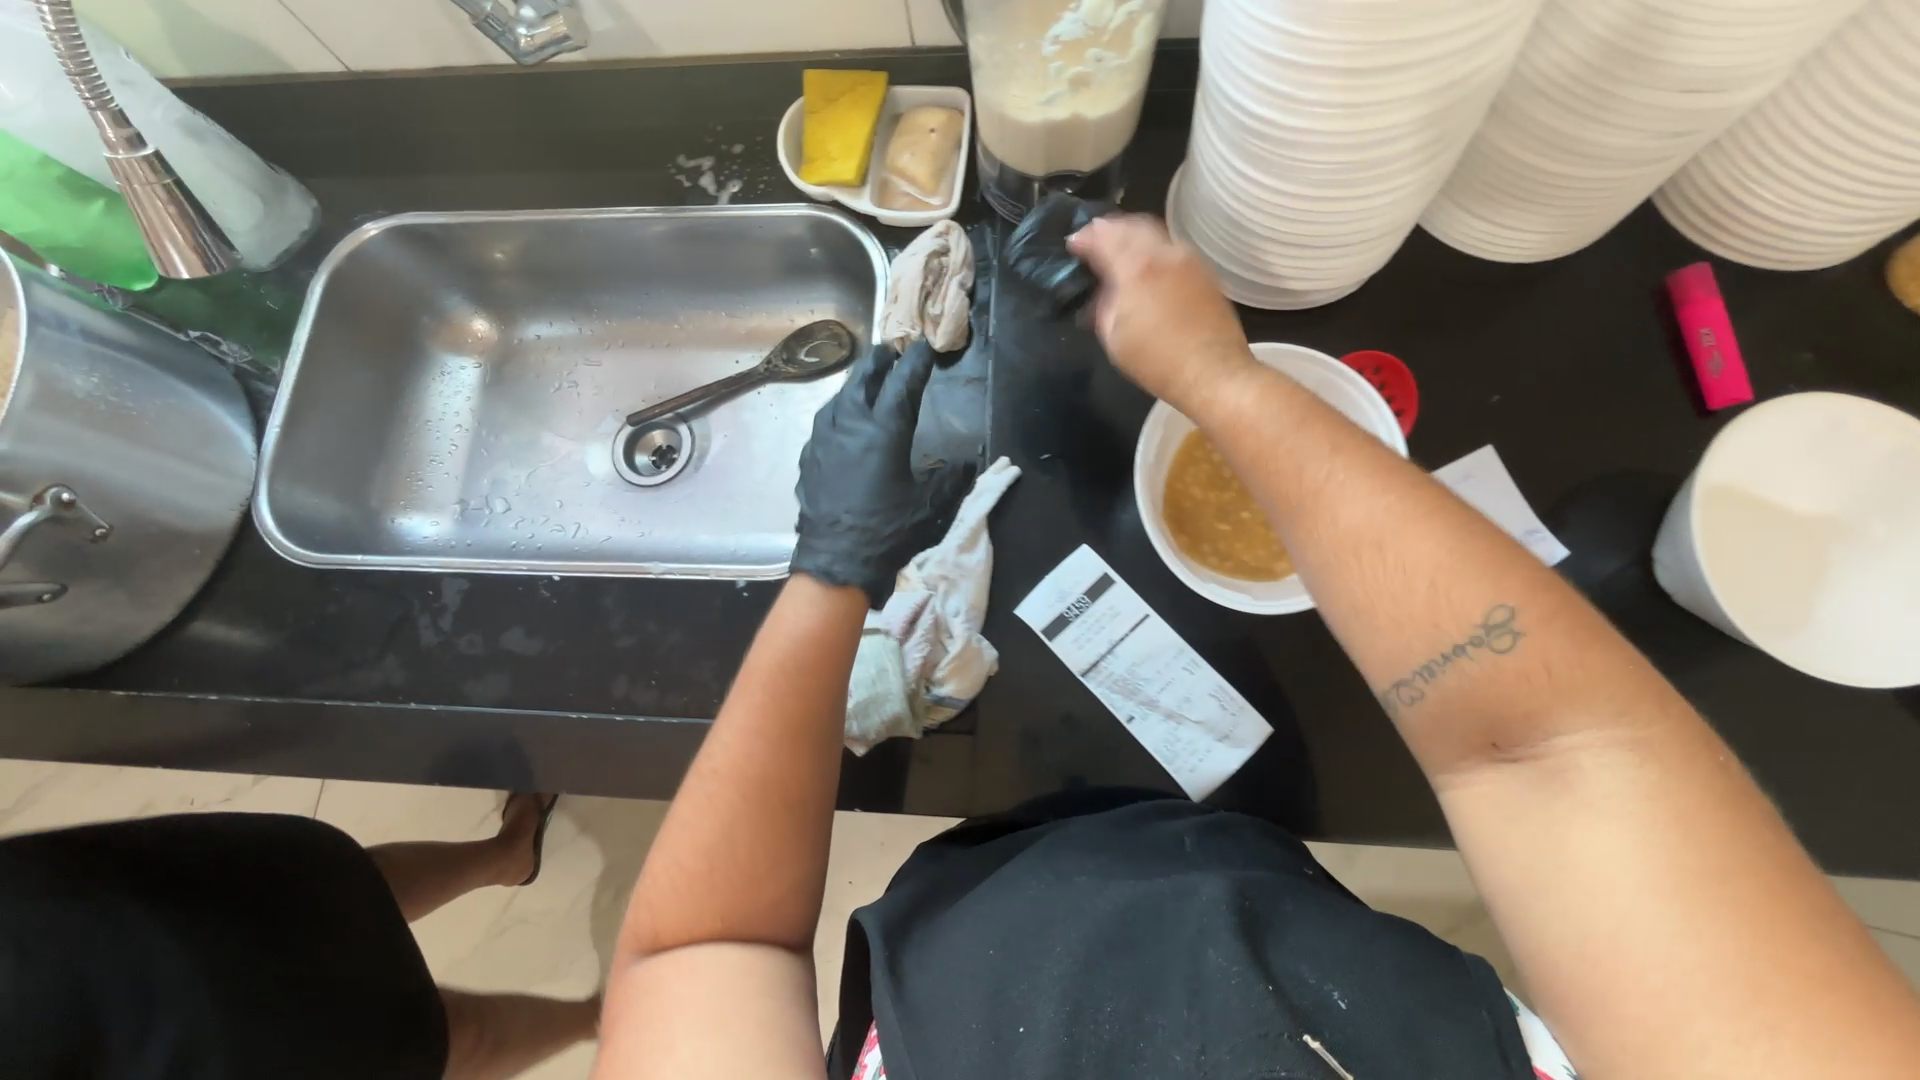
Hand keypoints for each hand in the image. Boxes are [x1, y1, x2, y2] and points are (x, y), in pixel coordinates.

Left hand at [792, 341, 971, 607]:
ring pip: (837, 400)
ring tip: (865, 383)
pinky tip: (841, 423)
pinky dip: (837, 414)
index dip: (915, 362)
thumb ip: (951, 480)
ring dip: (854, 386)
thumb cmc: (887, 532)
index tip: (923, 346)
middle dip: (878, 363)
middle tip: (889, 353)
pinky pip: (823, 425)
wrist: (837, 561)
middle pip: (862, 381)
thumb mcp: (930, 506)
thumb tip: (966, 464)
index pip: (902, 384)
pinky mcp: (808, 460)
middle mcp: (849, 427)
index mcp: (883, 432)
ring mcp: (822, 442)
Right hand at [1066, 214, 1257, 412]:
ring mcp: (1189, 260)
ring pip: (1155, 233)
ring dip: (1132, 236)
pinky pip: (1172, 248)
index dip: (1085, 238)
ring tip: (1118, 250)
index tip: (1073, 244)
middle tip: (1093, 239)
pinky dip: (1152, 248)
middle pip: (1132, 225)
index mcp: (1137, 268)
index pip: (1105, 237)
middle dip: (1109, 229)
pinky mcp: (1205, 273)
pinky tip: (1146, 267)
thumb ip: (1104, 304)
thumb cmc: (1157, 362)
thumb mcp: (1114, 338)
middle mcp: (1165, 254)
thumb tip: (1102, 291)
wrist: (1213, 373)